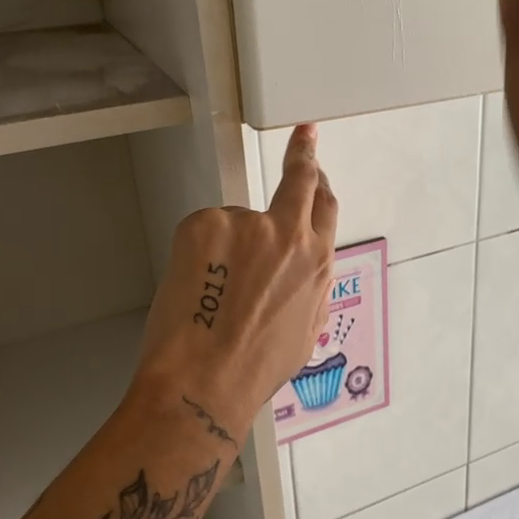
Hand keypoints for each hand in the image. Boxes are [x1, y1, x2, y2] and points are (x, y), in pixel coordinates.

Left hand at [132, 125, 337, 432]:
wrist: (205, 380)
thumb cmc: (254, 368)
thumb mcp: (304, 332)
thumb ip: (309, 290)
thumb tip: (303, 275)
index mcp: (317, 263)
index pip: (324, 204)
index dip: (320, 179)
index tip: (315, 157)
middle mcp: (288, 234)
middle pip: (298, 180)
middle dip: (302, 155)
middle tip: (303, 138)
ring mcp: (246, 224)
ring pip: (236, 222)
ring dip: (226, 245)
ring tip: (211, 293)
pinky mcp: (206, 224)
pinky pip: (204, 228)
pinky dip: (198, 252)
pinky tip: (195, 288)